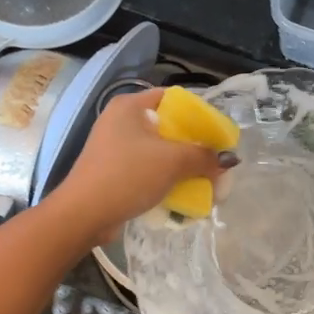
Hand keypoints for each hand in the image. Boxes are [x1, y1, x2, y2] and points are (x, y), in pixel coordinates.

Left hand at [50, 89, 228, 240]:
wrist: (84, 214)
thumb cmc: (127, 175)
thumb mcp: (172, 162)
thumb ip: (204, 157)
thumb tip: (229, 159)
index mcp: (130, 105)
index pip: (173, 99)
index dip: (200, 114)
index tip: (218, 135)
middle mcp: (120, 120)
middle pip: (168, 127)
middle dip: (193, 146)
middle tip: (214, 161)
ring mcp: (114, 146)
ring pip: (158, 151)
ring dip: (181, 166)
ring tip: (203, 181)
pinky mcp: (112, 170)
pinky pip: (146, 169)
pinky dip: (164, 179)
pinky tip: (180, 194)